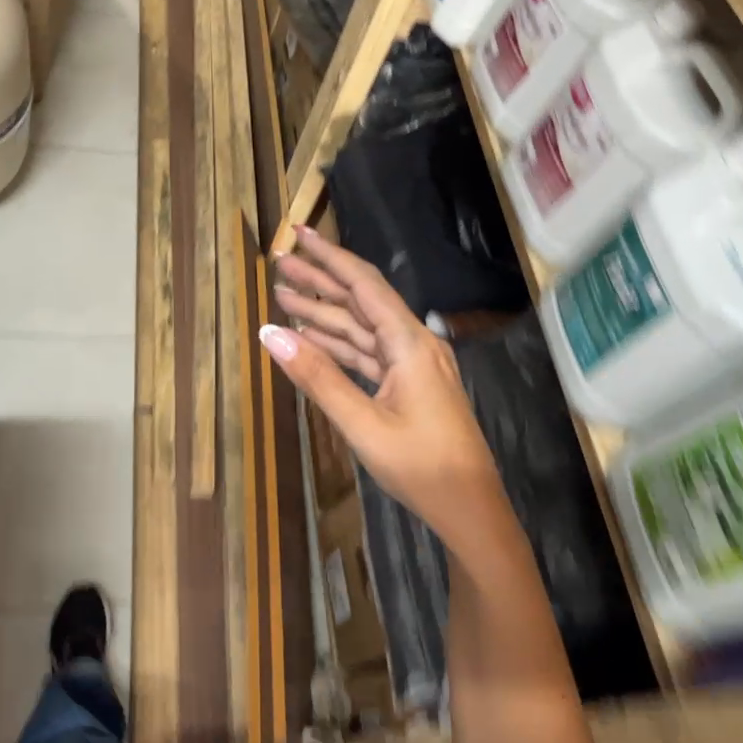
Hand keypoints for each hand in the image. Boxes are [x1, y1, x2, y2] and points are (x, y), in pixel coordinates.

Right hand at [262, 225, 508, 556]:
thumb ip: (318, 377)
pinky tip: (311, 337)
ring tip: (283, 296)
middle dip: (320, 281)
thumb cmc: (421, 467)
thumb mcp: (363, 425)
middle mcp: (413, 343)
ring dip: (325, 313)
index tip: (300, 234)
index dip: (330, 257)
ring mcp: (413, 365)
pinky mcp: (410, 385)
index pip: (364, 285)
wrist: (471, 508)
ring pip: (362, 329)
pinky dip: (339, 344)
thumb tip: (271, 334)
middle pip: (361, 301)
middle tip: (280, 262)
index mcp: (409, 342)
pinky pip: (369, 354)